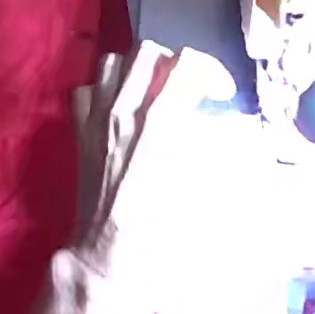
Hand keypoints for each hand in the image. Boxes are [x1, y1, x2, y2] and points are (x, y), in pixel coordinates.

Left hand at [57, 41, 237, 313]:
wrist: (107, 260)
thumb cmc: (163, 236)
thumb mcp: (207, 191)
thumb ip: (220, 149)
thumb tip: (236, 124)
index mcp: (159, 125)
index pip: (184, 64)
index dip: (211, 70)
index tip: (221, 93)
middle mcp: (122, 111)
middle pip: (146, 52)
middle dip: (173, 62)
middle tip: (187, 88)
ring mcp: (95, 117)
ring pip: (112, 62)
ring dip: (136, 70)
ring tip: (154, 92)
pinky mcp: (78, 130)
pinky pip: (87, 88)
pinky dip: (104, 89)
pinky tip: (120, 108)